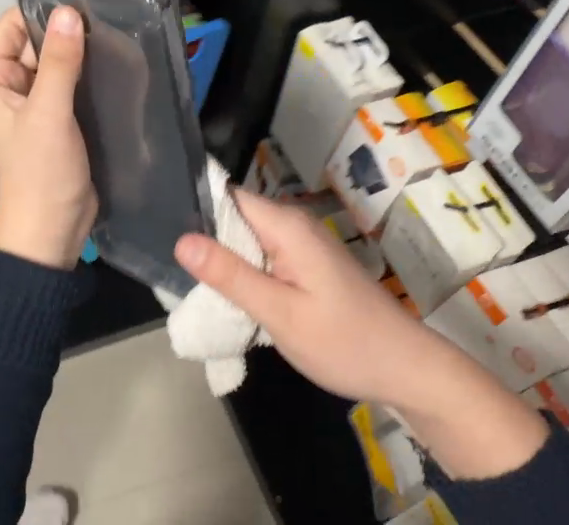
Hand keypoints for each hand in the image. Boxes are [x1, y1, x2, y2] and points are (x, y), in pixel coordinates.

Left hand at [0, 7, 97, 269]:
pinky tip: (114, 63)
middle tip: (107, 18)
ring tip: (116, 36)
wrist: (53, 228)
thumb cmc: (41, 170)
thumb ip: (58, 62)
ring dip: (80, 51)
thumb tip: (69, 11)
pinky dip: (87, 72)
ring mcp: (35, 99)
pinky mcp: (59, 114)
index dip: (41, 11)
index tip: (80, 3)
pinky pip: (71, 81)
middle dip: (65, 30)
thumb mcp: (48, 113)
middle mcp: (10, 83)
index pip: (12, 25)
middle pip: (36, 39)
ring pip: (57, 59)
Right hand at [176, 190, 547, 478]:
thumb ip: (230, 275)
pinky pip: (261, 254)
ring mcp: (301, 244)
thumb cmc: (345, 342)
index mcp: (286, 225)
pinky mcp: (306, 264)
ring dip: (222, 258)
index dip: (193, 207)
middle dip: (203, 237)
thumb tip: (181, 240)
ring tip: (187, 280)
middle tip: (167, 264)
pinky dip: (242, 271)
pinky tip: (225, 293)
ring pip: (245, 237)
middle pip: (233, 216)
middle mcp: (293, 224)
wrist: (408, 371)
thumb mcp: (280, 314)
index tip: (160, 226)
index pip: (226, 196)